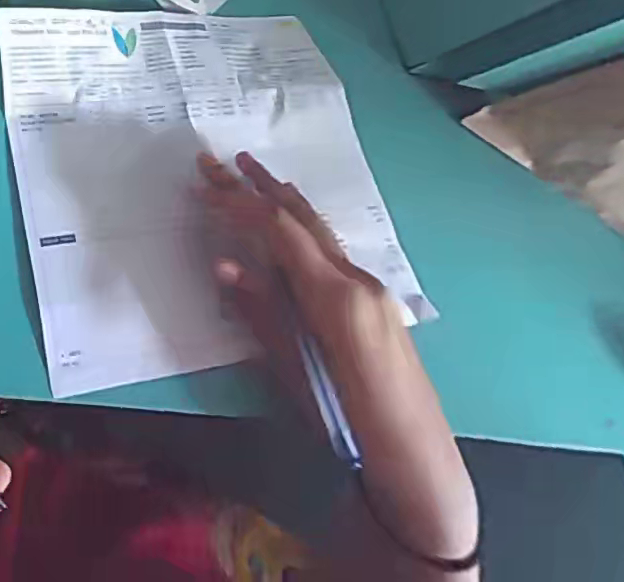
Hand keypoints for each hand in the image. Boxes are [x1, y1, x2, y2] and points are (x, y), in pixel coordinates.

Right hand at [198, 152, 479, 576]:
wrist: (419, 462)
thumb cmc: (349, 423)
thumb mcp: (294, 371)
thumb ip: (261, 312)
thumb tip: (222, 264)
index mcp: (335, 294)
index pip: (278, 230)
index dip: (238, 204)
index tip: (204, 189)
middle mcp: (356, 278)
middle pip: (299, 217)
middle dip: (258, 185)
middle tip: (220, 160)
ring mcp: (370, 286)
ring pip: (318, 227)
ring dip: (281, 197)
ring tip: (253, 170)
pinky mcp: (373, 298)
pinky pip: (330, 247)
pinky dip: (302, 223)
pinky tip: (292, 217)